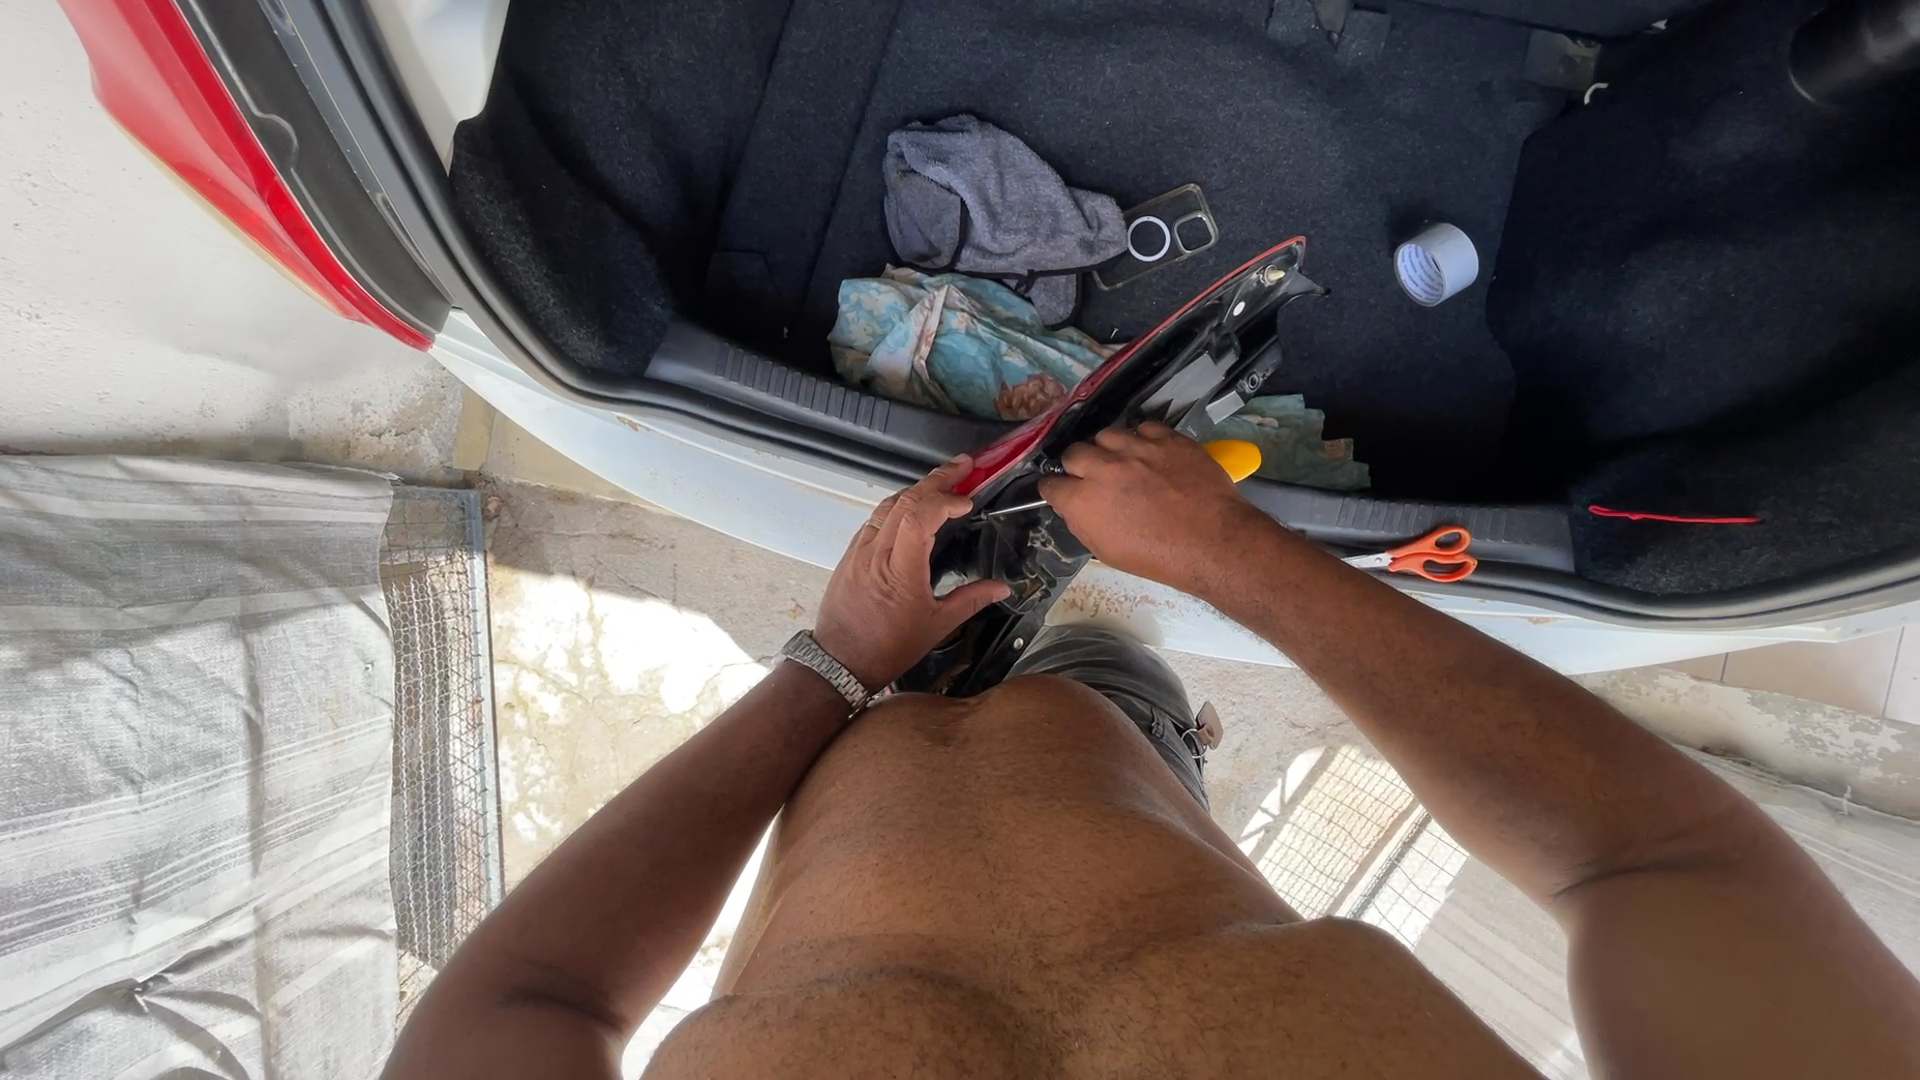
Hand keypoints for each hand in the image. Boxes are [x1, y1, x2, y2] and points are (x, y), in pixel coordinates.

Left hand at [813, 456, 1012, 688]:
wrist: (839, 662)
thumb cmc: (888, 647)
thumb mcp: (936, 626)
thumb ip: (971, 600)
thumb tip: (1003, 588)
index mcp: (900, 570)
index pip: (918, 516)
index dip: (944, 500)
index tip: (967, 502)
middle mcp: (876, 553)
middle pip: (904, 500)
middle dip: (936, 479)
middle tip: (964, 466)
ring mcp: (859, 551)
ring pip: (887, 505)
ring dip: (916, 489)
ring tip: (942, 482)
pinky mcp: (850, 554)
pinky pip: (875, 519)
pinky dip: (898, 506)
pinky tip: (913, 507)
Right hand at [1039, 423, 1271, 595]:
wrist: (1211, 542)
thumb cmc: (1156, 557)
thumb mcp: (1107, 551)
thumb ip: (1082, 524)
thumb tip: (1073, 507)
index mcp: (1083, 500)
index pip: (1050, 484)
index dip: (1054, 489)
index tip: (1061, 492)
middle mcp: (1103, 468)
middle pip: (1074, 452)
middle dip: (1077, 465)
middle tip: (1091, 476)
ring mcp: (1136, 448)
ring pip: (1106, 434)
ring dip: (1108, 448)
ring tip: (1121, 460)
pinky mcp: (1166, 438)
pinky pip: (1143, 428)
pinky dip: (1142, 439)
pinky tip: (1150, 454)